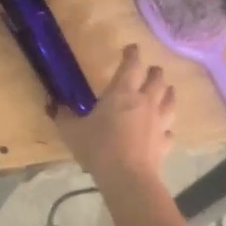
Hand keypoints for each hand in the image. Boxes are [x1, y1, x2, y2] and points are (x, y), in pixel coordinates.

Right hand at [54, 44, 175, 187]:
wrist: (128, 177)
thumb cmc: (98, 147)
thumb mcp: (72, 131)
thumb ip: (64, 116)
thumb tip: (56, 106)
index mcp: (122, 93)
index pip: (132, 66)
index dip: (133, 54)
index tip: (132, 48)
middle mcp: (145, 102)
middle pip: (156, 80)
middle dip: (154, 72)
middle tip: (152, 69)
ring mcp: (159, 123)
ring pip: (169, 101)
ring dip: (168, 93)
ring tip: (167, 90)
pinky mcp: (165, 143)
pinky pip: (169, 130)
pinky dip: (167, 127)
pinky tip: (164, 130)